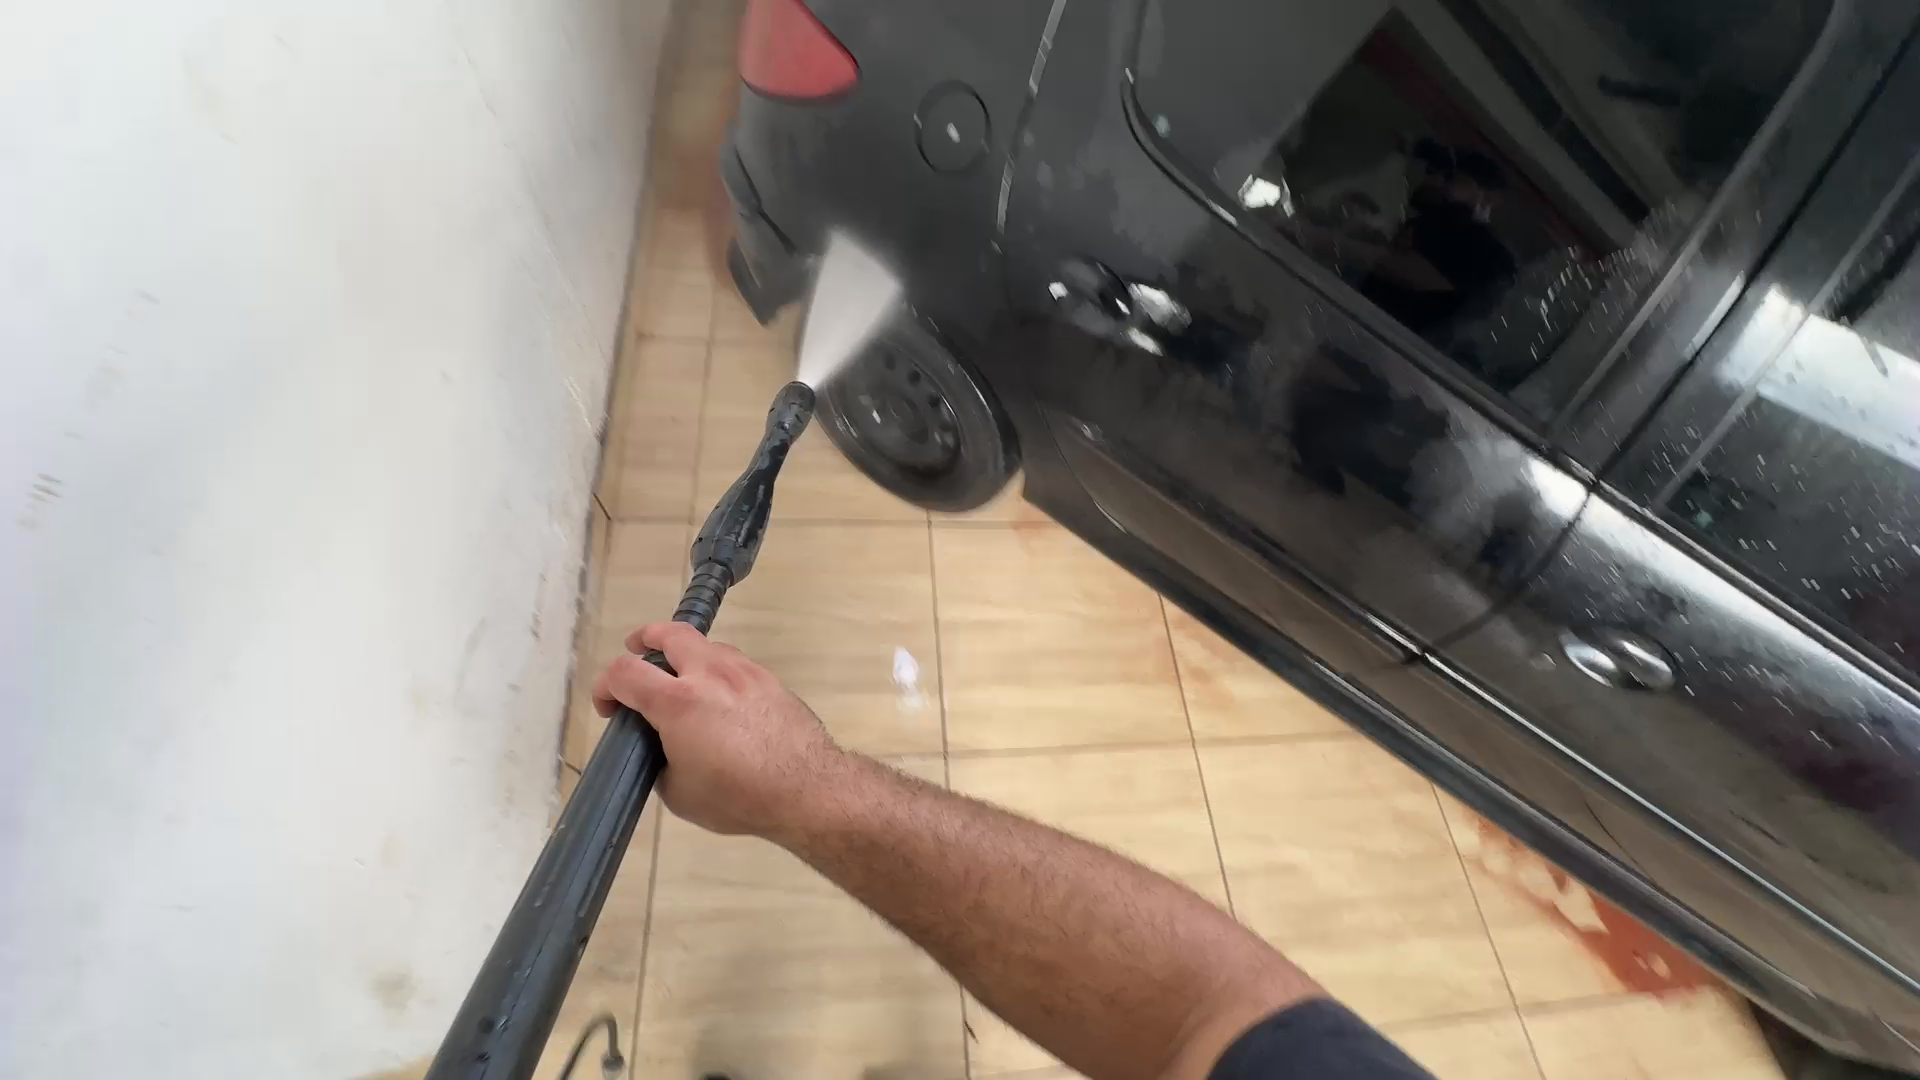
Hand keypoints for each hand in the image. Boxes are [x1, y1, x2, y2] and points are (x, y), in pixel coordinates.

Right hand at [591, 622, 848, 837]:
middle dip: (646, 639)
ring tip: (681, 679)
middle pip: (671, 634)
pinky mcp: (770, 679)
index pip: (625, 672)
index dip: (605, 685)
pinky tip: (719, 697)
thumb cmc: (737, 796)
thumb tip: (664, 746)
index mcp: (679, 701)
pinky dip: (716, 670)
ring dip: (686, 654)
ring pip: (707, 645)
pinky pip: (734, 662)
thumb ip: (660, 758)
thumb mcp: (678, 791)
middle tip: (638, 651)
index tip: (608, 706)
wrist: (805, 786)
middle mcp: (711, 674)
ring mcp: (745, 672)